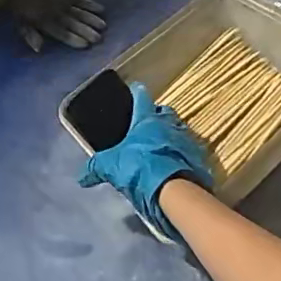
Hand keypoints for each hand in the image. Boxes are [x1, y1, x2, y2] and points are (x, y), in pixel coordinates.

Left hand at [5, 0, 106, 51]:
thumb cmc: (19, 3)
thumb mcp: (19, 21)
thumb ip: (30, 35)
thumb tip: (38, 48)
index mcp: (44, 21)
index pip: (61, 32)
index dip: (73, 38)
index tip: (85, 45)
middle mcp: (56, 12)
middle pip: (73, 23)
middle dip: (86, 31)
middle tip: (99, 38)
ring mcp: (63, 2)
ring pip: (79, 12)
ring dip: (92, 19)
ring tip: (103, 26)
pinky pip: (80, 0)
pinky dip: (90, 4)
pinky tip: (101, 9)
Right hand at [77, 82, 212, 239]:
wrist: (175, 190)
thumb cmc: (140, 168)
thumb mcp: (111, 167)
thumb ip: (96, 168)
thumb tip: (82, 177)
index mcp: (146, 118)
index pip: (141, 97)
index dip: (137, 93)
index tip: (135, 90)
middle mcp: (168, 122)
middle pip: (162, 111)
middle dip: (155, 116)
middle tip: (146, 125)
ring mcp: (185, 138)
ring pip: (176, 129)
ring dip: (168, 135)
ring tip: (158, 147)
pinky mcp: (198, 156)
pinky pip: (187, 150)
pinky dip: (180, 154)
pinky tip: (172, 164)